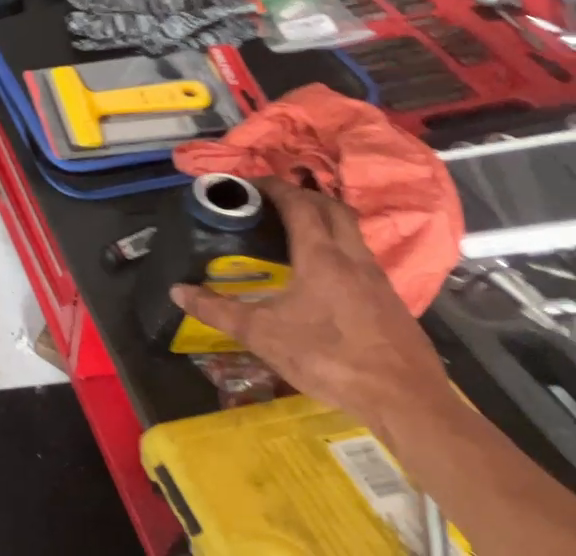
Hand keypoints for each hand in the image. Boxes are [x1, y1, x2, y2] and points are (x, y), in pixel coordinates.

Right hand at [170, 177, 452, 424]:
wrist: (407, 402)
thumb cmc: (329, 358)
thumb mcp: (261, 334)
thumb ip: (217, 310)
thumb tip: (177, 291)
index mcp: (322, 258)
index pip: (299, 205)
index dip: (274, 187)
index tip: (249, 183)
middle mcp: (354, 260)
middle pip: (333, 210)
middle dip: (302, 196)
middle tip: (271, 199)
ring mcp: (379, 281)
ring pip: (352, 234)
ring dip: (324, 221)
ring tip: (293, 230)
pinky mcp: (391, 303)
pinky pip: (361, 259)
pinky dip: (338, 248)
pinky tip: (321, 274)